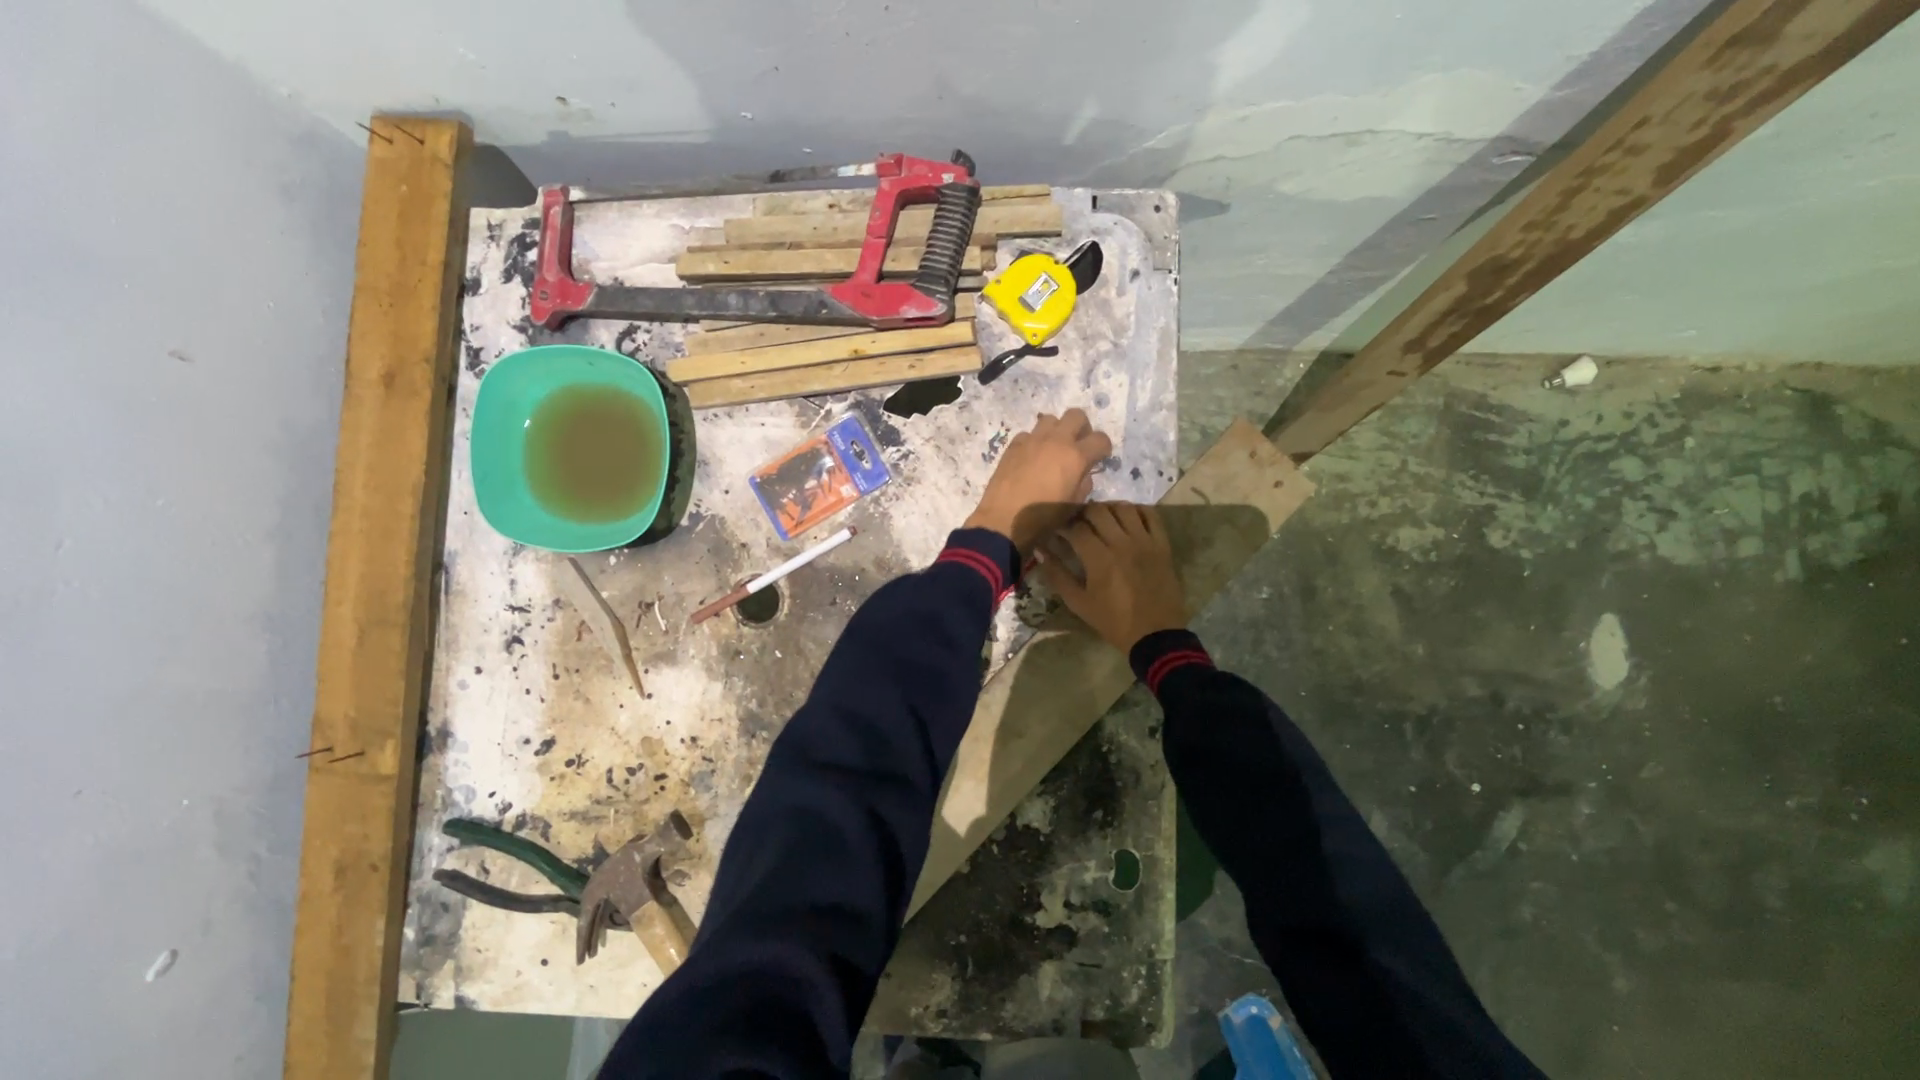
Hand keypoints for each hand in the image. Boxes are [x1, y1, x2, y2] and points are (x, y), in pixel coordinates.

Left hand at [964, 409, 1112, 553]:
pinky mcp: (1014, 444)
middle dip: (1082, 427)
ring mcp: (1033, 439)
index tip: (1100, 457)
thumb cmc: (1042, 517)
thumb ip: (1084, 483)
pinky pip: (1029, 433)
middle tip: (1078, 445)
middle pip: (1076, 415)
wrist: (1003, 519)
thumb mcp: (1073, 504)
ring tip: (1054, 448)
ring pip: (1050, 419)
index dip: (1104, 447)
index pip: (1100, 438)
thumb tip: (1084, 472)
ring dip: (1057, 430)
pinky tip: (1032, 457)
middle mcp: (1056, 440)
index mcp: (1075, 456)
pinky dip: (1035, 441)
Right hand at [1040, 502, 1186, 651]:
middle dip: (1083, 514)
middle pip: (1098, 511)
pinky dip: (1137, 511)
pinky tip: (1128, 519)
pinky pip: (1151, 515)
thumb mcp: (1079, 603)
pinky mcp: (1162, 545)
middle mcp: (1122, 543)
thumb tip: (1040, 550)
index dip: (1063, 527)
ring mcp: (1145, 541)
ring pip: (1124, 508)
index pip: (1076, 528)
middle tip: (1079, 524)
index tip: (1057, 533)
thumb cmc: (1113, 621)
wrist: (1155, 635)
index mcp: (1099, 558)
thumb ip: (1057, 575)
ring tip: (1102, 520)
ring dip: (1109, 509)